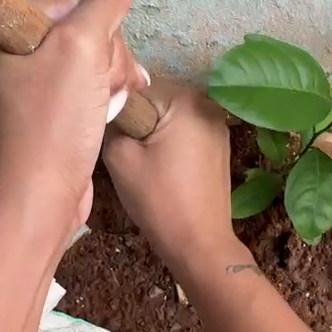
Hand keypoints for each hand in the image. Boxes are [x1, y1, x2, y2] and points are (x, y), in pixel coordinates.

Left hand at [0, 0, 146, 240]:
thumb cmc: (53, 122)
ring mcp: (36, 83)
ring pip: (97, 60)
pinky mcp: (54, 109)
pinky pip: (93, 86)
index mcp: (7, 28)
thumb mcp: (82, 51)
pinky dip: (107, 98)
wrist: (44, 195)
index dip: (98, 26)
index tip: (96, 57)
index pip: (73, 1)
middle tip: (102, 88)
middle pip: (88, 31)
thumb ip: (105, 3)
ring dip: (112, 81)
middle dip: (108, 59)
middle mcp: (17, 51)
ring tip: (105, 107)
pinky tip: (109, 114)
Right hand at [101, 81, 243, 275]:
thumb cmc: (158, 199)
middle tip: (127, 154)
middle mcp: (207, 103)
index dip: (119, 112)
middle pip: (155, 99)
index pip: (136, 88)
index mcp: (185, 99)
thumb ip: (111, 123)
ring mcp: (218, 123)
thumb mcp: (119, 158)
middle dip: (138, 121)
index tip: (114, 138)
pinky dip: (170, 142)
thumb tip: (111, 111)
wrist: (198, 242)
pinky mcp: (220, 144)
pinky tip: (164, 168)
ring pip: (170, 116)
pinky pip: (185, 131)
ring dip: (154, 132)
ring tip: (145, 163)